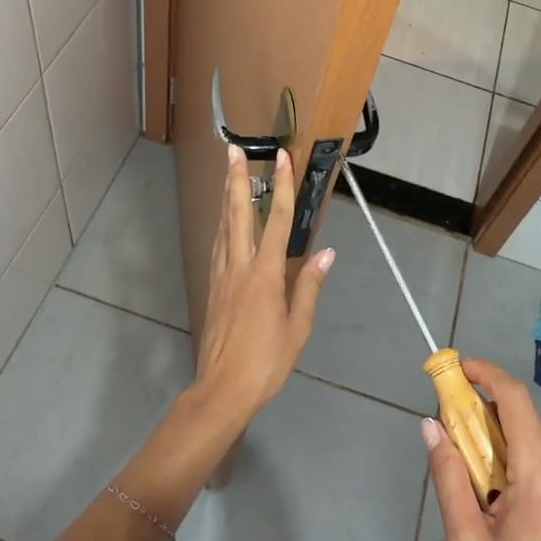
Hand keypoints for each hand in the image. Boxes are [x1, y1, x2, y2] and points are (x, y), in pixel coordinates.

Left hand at [191, 146, 333, 421]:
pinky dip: (222, 224)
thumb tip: (326, 253)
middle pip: (238, 213)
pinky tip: (223, 221)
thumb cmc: (266, 361)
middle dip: (236, 180)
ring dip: (226, 197)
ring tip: (228, 174)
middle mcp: (240, 266)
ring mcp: (223, 276)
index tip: (283, 158)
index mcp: (265, 274)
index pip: (277, 220)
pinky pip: (218, 246)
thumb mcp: (298, 327)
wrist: (222, 389)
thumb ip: (310, 286)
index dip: (282, 186)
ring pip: (223, 227)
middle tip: (234, 151)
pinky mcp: (214, 288)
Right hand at [424, 359, 540, 540]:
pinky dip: (520, 458)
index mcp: (540, 480)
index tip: (458, 369)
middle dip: (488, 407)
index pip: (516, 403)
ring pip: (539, 440)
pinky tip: (496, 486)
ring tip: (469, 459)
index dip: (487, 375)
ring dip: (503, 435)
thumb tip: (431, 427)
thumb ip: (449, 477)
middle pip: (527, 418)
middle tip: (451, 418)